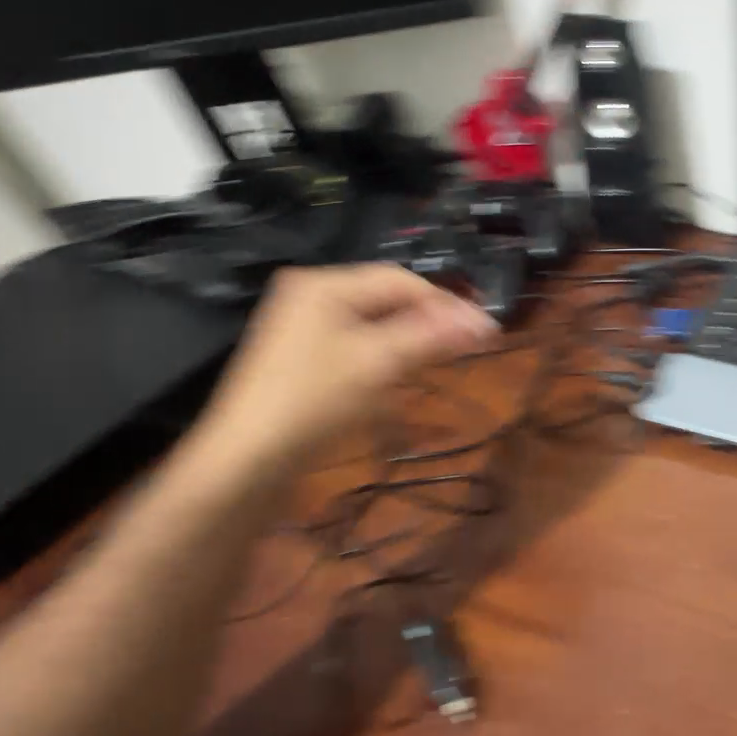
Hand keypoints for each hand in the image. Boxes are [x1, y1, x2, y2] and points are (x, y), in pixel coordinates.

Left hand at [200, 264, 496, 469]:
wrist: (251, 454)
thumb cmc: (314, 400)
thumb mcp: (379, 363)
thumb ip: (432, 336)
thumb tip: (484, 321)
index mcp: (324, 285)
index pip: (401, 281)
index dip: (446, 304)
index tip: (484, 330)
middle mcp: (312, 296)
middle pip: (387, 300)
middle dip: (429, 322)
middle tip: (468, 347)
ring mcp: (305, 327)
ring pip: (376, 324)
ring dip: (411, 341)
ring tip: (441, 362)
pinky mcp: (305, 357)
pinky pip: (359, 345)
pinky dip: (387, 357)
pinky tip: (400, 379)